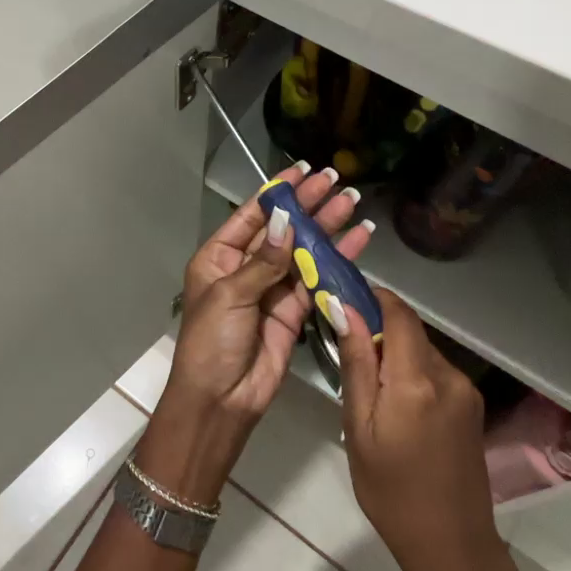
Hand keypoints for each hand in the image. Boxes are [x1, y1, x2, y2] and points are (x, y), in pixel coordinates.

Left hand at [168, 163, 371, 422]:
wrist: (221, 400)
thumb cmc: (212, 342)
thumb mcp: (231, 296)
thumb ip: (263, 260)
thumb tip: (285, 220)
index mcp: (218, 257)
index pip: (251, 215)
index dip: (278, 193)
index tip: (303, 171)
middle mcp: (245, 267)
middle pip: (281, 229)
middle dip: (308, 206)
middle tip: (339, 181)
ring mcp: (271, 289)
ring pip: (303, 252)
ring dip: (327, 229)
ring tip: (355, 203)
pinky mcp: (294, 312)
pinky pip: (316, 280)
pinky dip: (337, 262)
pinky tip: (358, 241)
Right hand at [335, 290, 546, 570]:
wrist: (450, 544)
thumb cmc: (390, 489)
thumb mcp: (358, 427)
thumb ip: (357, 364)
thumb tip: (345, 309)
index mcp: (417, 380)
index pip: (399, 312)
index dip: (373, 294)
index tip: (341, 291)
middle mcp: (449, 376)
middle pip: (410, 331)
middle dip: (378, 327)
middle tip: (341, 341)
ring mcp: (465, 392)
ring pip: (421, 352)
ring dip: (394, 352)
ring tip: (363, 379)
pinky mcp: (471, 408)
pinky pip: (434, 373)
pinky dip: (410, 373)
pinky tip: (390, 401)